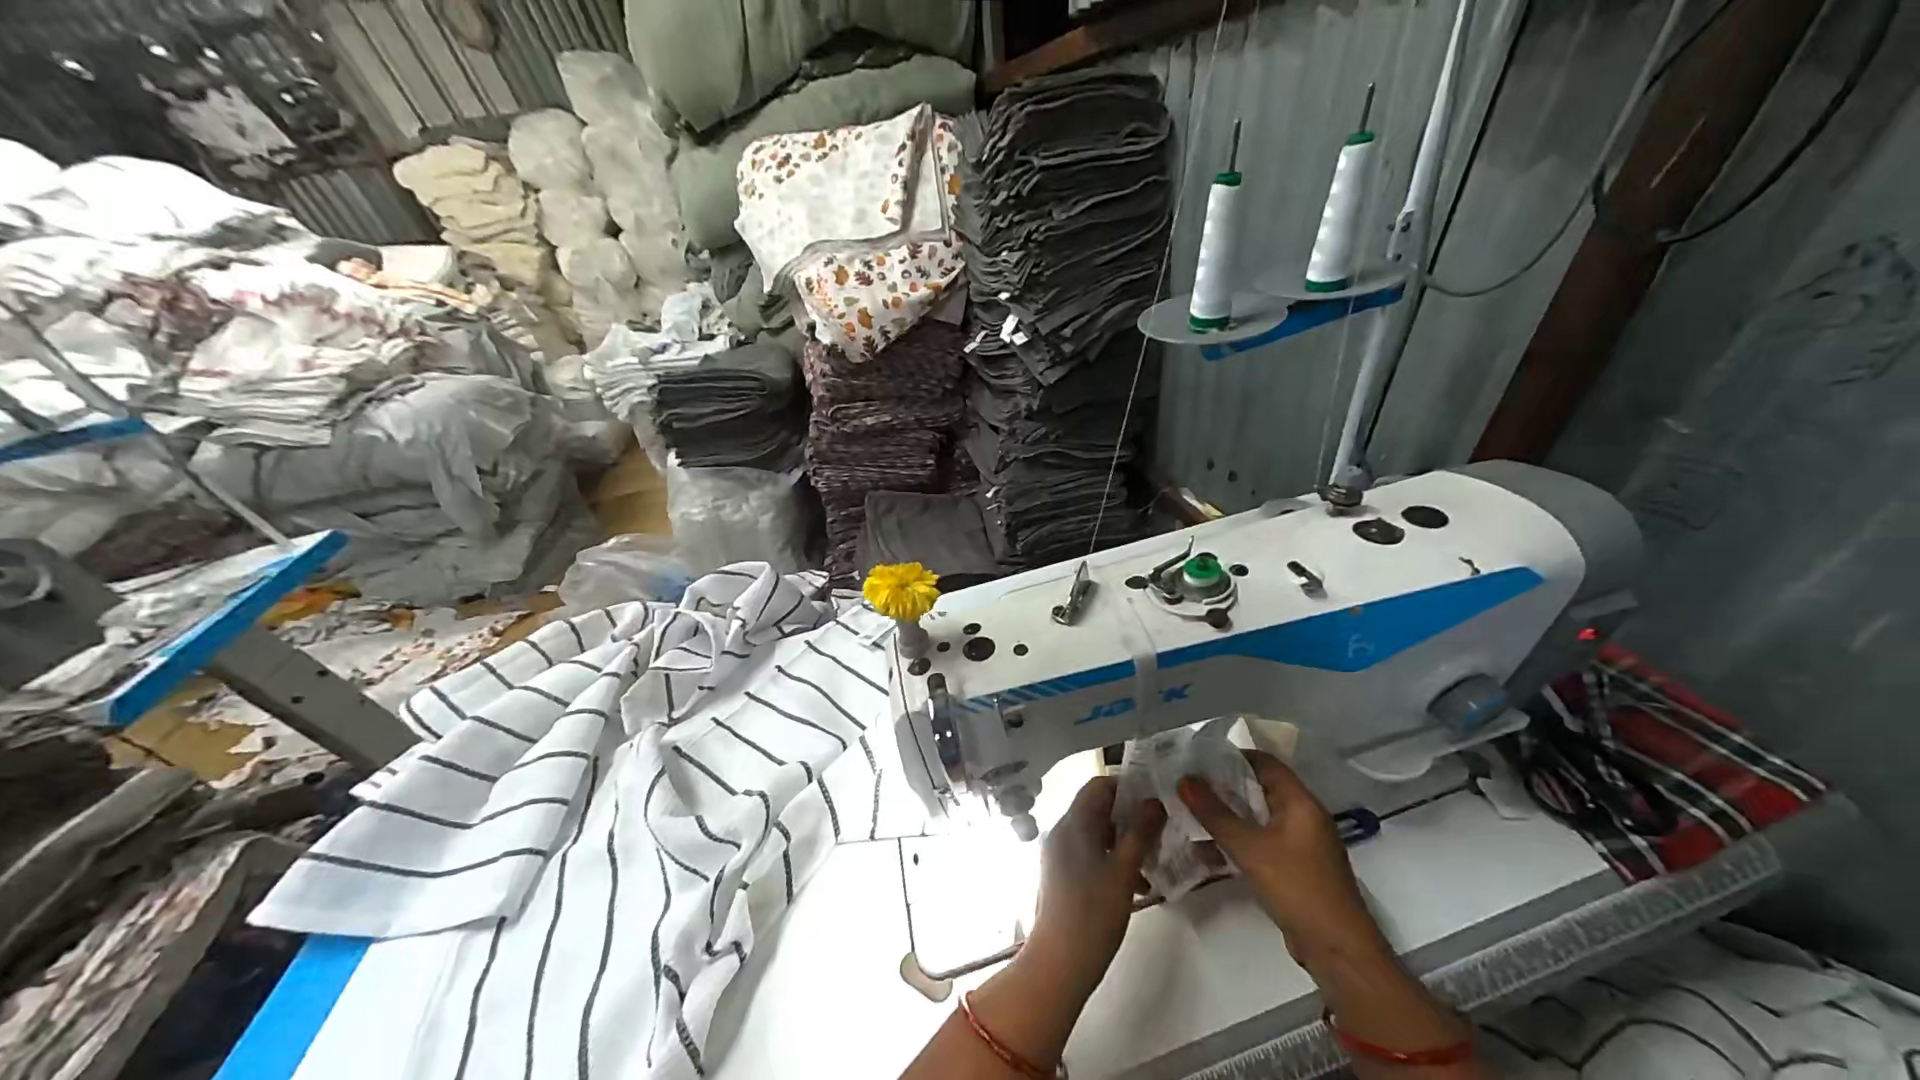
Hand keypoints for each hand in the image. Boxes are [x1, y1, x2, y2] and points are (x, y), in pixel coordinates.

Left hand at [1028, 776, 1164, 991]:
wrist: (1059, 962)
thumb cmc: (1093, 913)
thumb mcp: (1124, 871)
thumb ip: (1140, 833)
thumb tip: (1154, 801)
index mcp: (1072, 823)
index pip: (1098, 785)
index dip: (1126, 786)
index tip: (1155, 797)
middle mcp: (1061, 831)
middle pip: (1096, 807)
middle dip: (1129, 814)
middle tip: (1161, 826)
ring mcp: (1058, 853)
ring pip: (1095, 831)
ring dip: (1123, 838)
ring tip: (1153, 856)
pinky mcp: (1061, 873)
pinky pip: (1089, 851)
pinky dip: (1112, 856)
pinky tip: (1136, 881)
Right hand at [1178, 750, 1383, 960]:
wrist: (1337, 949)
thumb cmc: (1296, 887)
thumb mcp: (1249, 848)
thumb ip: (1215, 813)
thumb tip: (1184, 780)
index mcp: (1300, 801)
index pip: (1264, 761)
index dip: (1231, 756)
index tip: (1197, 759)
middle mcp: (1304, 814)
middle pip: (1261, 786)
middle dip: (1225, 783)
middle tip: (1188, 784)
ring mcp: (1303, 841)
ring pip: (1261, 813)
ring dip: (1231, 810)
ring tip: (1193, 809)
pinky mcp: (1297, 864)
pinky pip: (1264, 836)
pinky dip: (1241, 834)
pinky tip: (1213, 841)